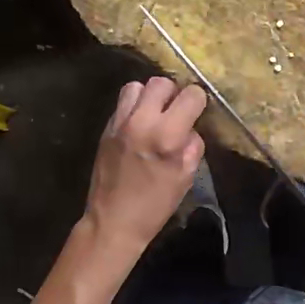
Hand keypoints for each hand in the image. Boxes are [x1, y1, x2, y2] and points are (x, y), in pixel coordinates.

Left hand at [81, 77, 206, 252]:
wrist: (112, 221)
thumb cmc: (155, 205)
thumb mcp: (186, 177)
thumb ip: (192, 145)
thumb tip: (190, 127)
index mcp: (166, 135)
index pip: (191, 95)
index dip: (199, 102)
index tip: (197, 113)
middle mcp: (141, 121)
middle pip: (161, 83)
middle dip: (174, 94)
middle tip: (176, 113)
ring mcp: (119, 122)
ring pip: (137, 86)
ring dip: (149, 96)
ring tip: (155, 115)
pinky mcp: (105, 128)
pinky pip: (122, 103)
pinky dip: (134, 107)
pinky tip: (139, 127)